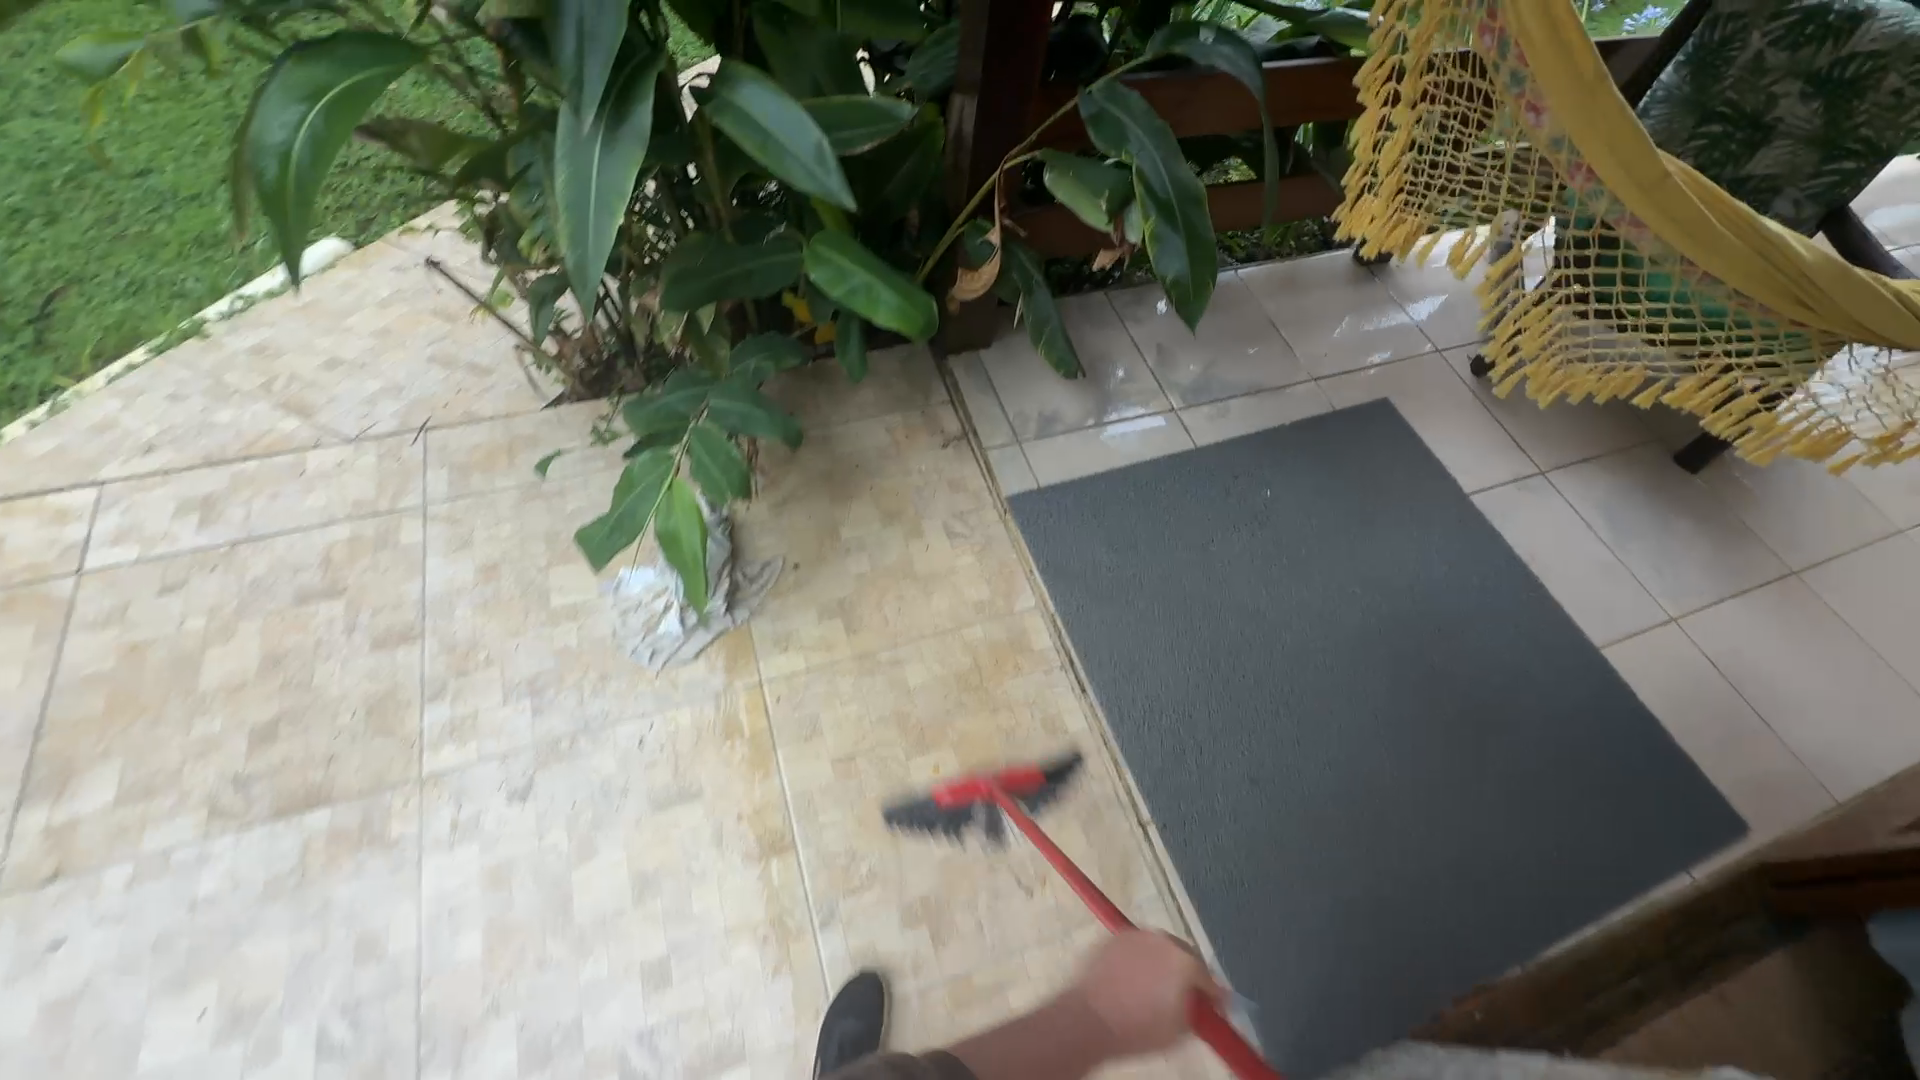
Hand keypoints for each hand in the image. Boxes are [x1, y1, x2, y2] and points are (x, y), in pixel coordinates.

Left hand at [1059, 930, 1223, 1058]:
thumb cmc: (1139, 1029)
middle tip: (1183, 995)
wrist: (1090, 1017)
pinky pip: (1136, 946)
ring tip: (1155, 986)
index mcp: (1184, 961)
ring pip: (1159, 946)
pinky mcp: (1114, 936)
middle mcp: (1162, 939)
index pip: (1207, 976)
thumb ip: (1199, 1011)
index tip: (1213, 1007)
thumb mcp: (1180, 1030)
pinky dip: (1139, 958)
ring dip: (1163, 962)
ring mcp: (1136, 934)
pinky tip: (1132, 977)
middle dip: (1187, 973)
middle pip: (1184, 954)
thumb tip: (1206, 1002)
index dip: (1212, 994)